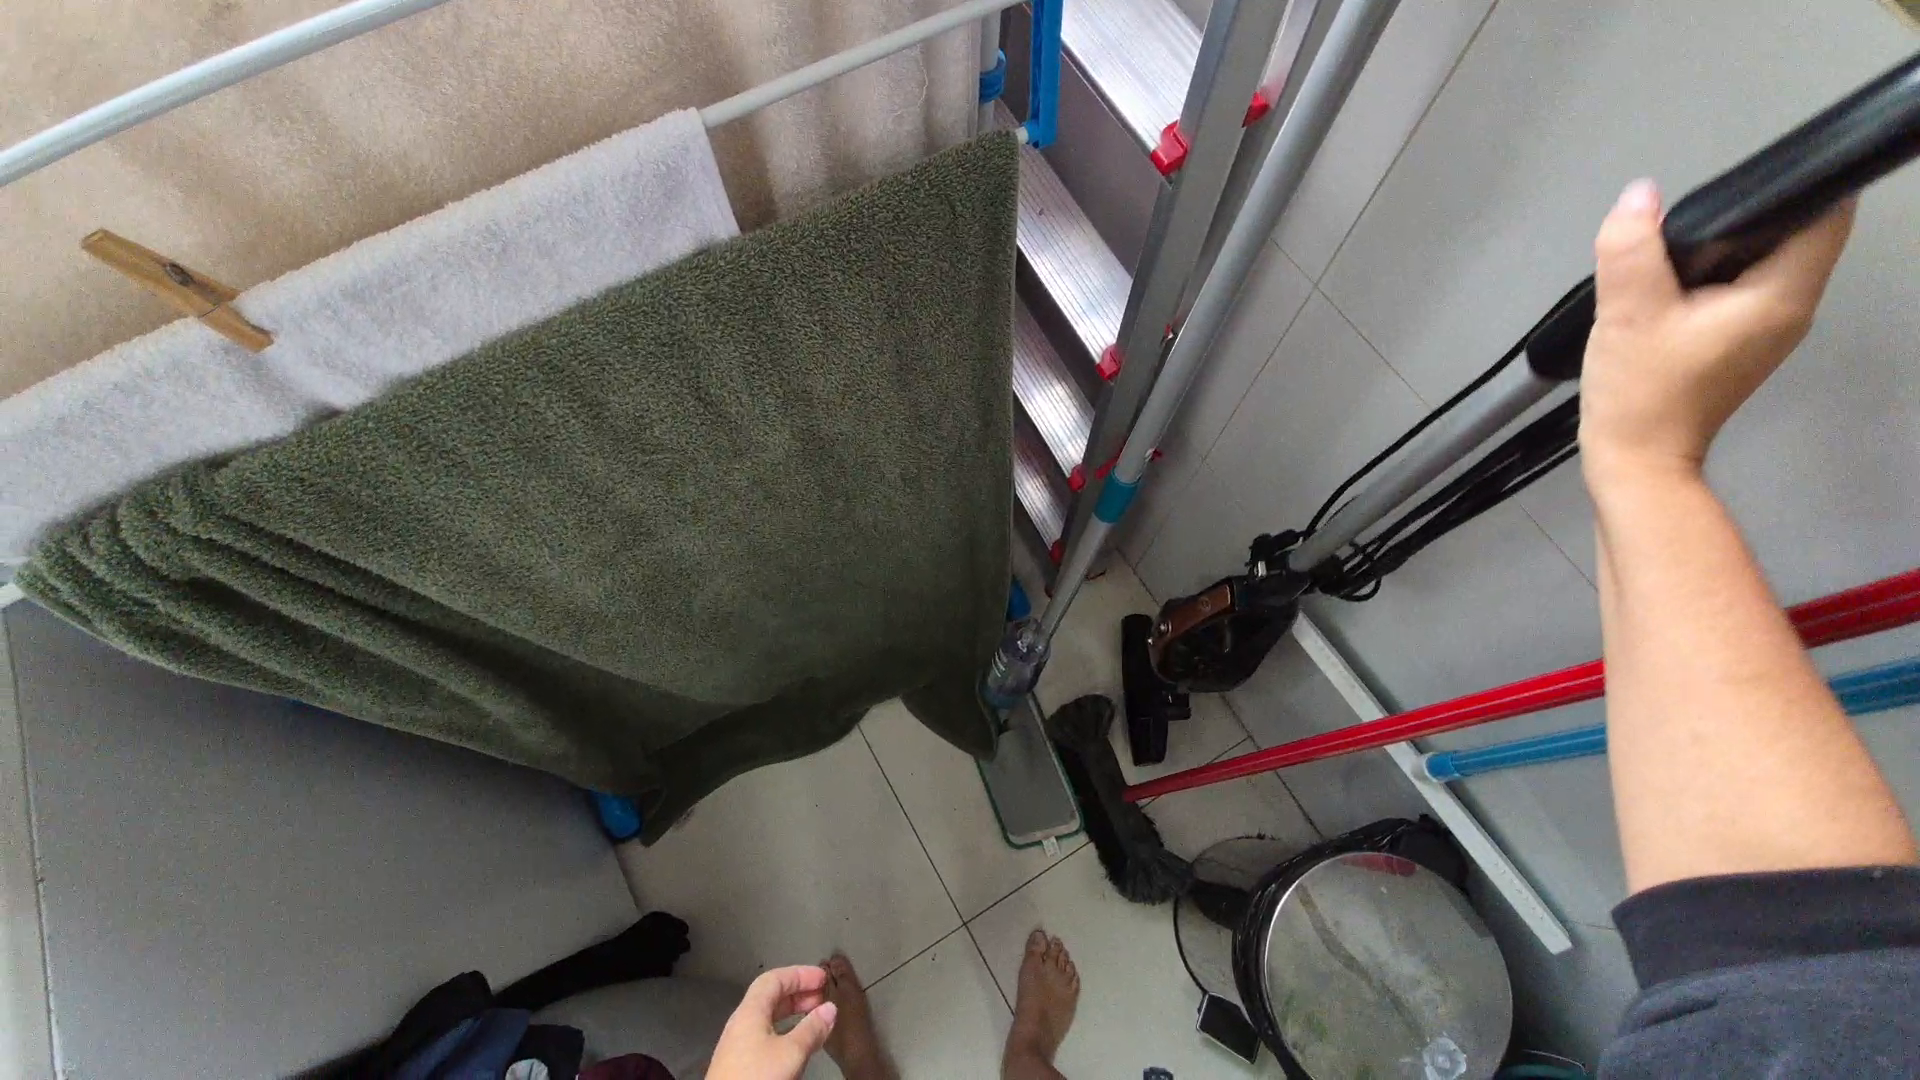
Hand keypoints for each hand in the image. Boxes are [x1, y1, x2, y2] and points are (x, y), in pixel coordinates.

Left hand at [706, 965, 838, 1079]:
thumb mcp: (791, 1053)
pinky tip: (798, 1044)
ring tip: (816, 1018)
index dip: (800, 974)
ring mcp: (739, 1044)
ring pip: (769, 1018)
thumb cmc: (757, 1077)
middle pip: (771, 996)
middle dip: (799, 993)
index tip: (823, 978)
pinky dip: (786, 1031)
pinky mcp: (739, 1064)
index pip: (775, 979)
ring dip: (793, 1013)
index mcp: (750, 1011)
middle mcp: (742, 1022)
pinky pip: (766, 1035)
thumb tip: (830, 1008)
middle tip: (823, 997)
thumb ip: (812, 1029)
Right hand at [1577, 178, 1854, 484]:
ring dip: (1716, 255)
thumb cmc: (1640, 391)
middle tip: (1673, 235)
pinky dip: (1706, 283)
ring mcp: (1769, 330)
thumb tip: (1638, 195)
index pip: (1825, 213)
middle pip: (1790, 237)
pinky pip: (1737, 293)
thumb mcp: (1625, 315)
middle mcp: (1793, 308)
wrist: (1635, 460)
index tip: (1729, 189)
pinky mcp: (1740, 346)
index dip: (1787, 188)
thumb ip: (1631, 250)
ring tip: (1660, 267)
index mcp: (1783, 295)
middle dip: (1736, 223)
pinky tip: (1663, 296)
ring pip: (1759, 265)